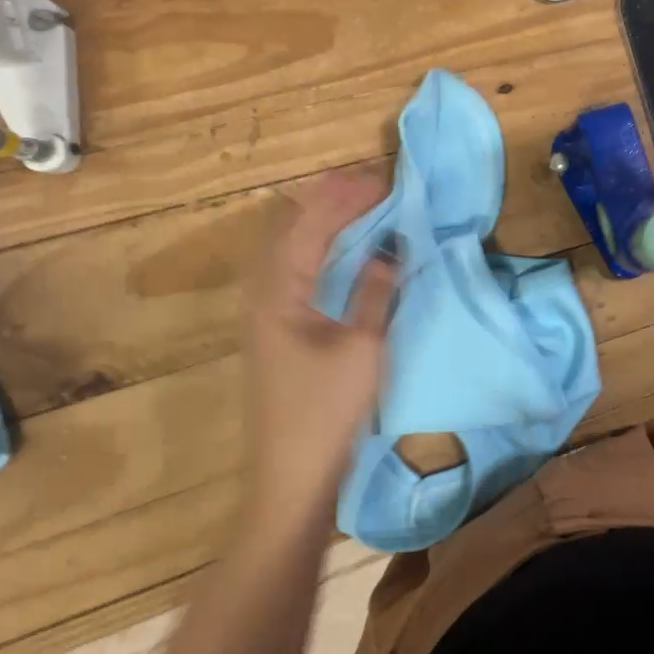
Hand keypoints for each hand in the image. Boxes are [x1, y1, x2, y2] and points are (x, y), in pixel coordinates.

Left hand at [243, 170, 396, 510]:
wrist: (293, 475)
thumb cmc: (328, 409)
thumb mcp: (364, 347)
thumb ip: (377, 292)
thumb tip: (390, 248)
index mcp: (279, 296)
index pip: (310, 229)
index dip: (344, 199)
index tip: (381, 179)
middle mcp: (263, 298)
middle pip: (287, 232)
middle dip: (325, 201)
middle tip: (366, 181)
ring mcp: (265, 316)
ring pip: (286, 250)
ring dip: (319, 221)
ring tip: (353, 201)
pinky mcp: (276, 332)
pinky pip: (292, 271)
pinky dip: (316, 247)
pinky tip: (338, 250)